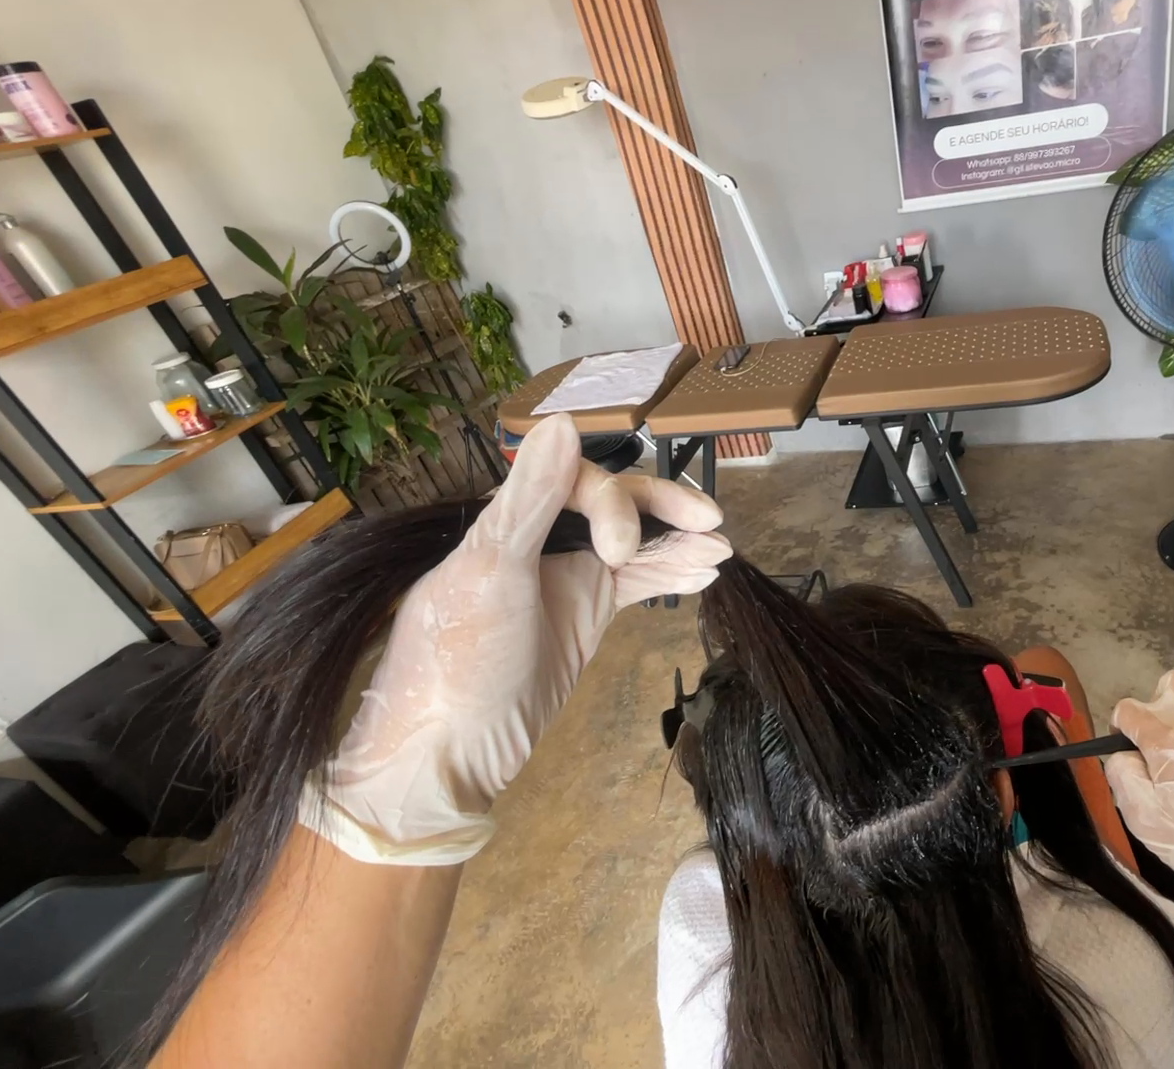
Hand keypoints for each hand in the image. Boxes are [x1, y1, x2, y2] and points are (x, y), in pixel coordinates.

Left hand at [306, 414, 730, 863]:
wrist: (452, 753)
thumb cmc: (459, 661)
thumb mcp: (490, 573)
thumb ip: (528, 498)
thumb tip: (563, 421)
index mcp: (513, 519)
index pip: (581, 482)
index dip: (615, 504)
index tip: (620, 553)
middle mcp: (546, 538)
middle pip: (620, 505)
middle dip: (667, 512)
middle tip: (713, 524)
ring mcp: (571, 575)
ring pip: (638, 543)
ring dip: (680, 543)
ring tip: (722, 550)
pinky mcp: (589, 610)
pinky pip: (640, 581)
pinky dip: (672, 573)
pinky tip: (704, 573)